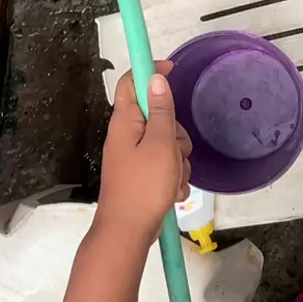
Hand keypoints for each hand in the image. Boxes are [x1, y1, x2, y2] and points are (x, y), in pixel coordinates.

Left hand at [97, 61, 192, 245]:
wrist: (128, 233)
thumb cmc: (143, 187)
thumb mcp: (160, 144)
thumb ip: (161, 111)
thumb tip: (156, 79)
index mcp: (125, 122)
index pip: (132, 82)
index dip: (150, 71)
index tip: (172, 68)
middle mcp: (127, 135)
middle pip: (157, 115)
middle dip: (174, 132)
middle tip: (175, 150)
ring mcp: (134, 155)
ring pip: (166, 142)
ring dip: (177, 159)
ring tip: (172, 177)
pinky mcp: (142, 174)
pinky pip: (165, 164)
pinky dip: (173, 176)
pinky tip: (171, 191)